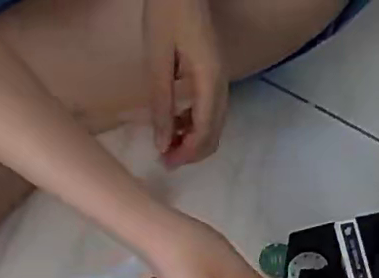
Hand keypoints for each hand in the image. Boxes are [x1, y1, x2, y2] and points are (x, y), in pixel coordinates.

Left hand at [145, 0, 226, 166]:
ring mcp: (220, 80)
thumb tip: (162, 144)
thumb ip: (161, 105)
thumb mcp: (157, 60)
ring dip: (192, 142)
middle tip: (164, 160)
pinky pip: (210, 113)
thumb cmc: (166, 13)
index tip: (164, 162)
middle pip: (213, 135)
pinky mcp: (213, 76)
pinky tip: (175, 125)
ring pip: (214, 127)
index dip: (186, 154)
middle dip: (191, 153)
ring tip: (167, 146)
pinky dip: (194, 127)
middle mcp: (222, 84)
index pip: (204, 133)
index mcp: (210, 80)